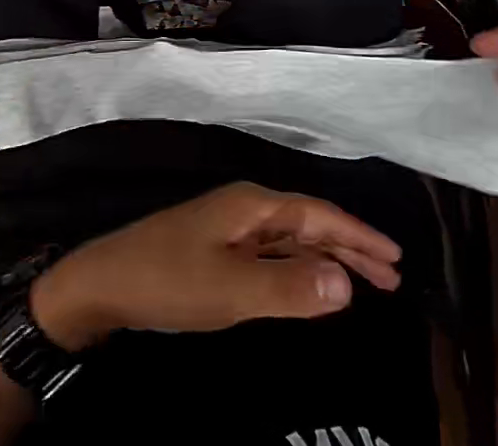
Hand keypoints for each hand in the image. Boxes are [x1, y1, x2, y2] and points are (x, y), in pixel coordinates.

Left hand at [29, 182, 402, 351]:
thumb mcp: (231, 290)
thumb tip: (348, 284)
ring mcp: (230, 228)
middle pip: (310, 225)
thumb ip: (289, 289)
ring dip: (327, 260)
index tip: (395, 258)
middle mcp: (246, 209)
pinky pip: (273, 255)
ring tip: (364, 282)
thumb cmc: (167, 280)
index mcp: (253, 206)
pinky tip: (308, 284)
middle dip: (351, 248)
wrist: (102, 283)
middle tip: (391, 277)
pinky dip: (299, 269)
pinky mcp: (218, 249)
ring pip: (292, 241)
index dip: (358, 235)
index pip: (319, 216)